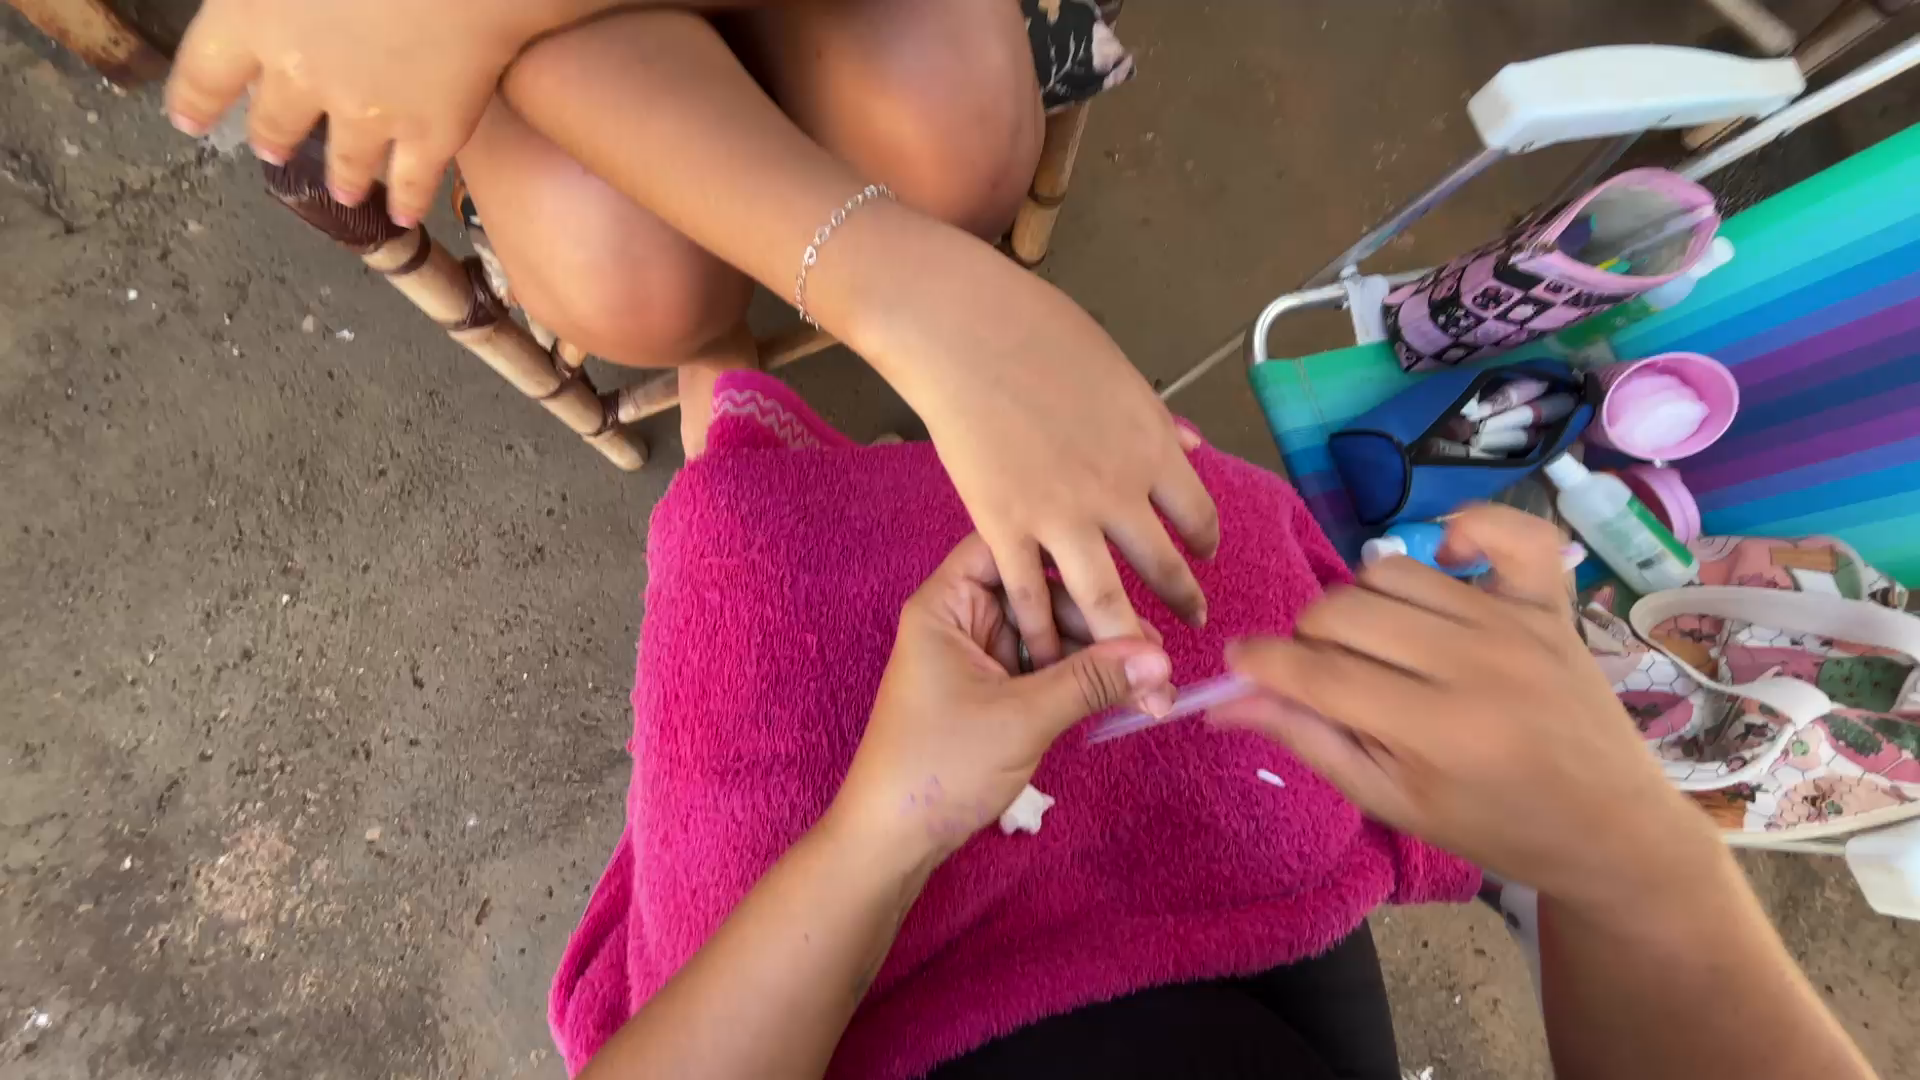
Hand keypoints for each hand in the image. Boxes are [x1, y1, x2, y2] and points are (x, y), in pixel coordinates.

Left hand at [164, 0, 581, 225]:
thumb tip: (250, 5)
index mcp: (252, 19)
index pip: (206, 71)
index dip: (196, 100)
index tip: (188, 122)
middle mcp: (304, 79)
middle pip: (279, 123)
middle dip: (275, 141)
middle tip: (275, 157)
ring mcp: (372, 117)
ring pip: (350, 162)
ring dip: (345, 179)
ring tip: (347, 194)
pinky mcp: (431, 139)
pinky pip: (415, 182)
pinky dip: (408, 202)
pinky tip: (406, 216)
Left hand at [835, 535, 1173, 859]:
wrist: (894, 840)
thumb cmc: (941, 764)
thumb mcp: (1021, 717)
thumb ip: (1091, 681)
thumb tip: (1162, 658)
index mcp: (946, 604)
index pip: (1003, 547)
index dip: (1055, 548)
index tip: (1115, 563)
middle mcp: (962, 620)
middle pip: (1036, 595)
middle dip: (1094, 623)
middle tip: (1154, 651)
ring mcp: (980, 656)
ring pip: (1047, 636)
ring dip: (1095, 658)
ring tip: (1152, 681)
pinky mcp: (994, 691)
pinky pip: (1044, 669)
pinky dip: (1079, 681)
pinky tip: (1125, 694)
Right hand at [864, 244, 1217, 667]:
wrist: (967, 332)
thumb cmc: (1042, 333)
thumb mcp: (1119, 372)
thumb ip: (1156, 421)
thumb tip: (1194, 446)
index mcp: (1152, 448)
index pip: (1197, 514)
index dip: (1205, 542)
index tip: (1204, 554)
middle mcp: (1117, 494)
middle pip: (1162, 568)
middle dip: (1182, 602)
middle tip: (1191, 624)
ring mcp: (1060, 518)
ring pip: (1104, 600)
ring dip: (1126, 636)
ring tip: (1138, 662)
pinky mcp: (1004, 529)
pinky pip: (1031, 596)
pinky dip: (1046, 634)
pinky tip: (1056, 658)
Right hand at [1217, 504, 1721, 914]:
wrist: (1615, 833)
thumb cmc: (1489, 825)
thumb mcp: (1384, 799)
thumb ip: (1303, 738)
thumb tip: (1222, 703)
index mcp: (1438, 730)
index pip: (1316, 674)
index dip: (1259, 663)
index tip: (1235, 664)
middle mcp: (1477, 664)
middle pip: (1341, 613)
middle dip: (1305, 639)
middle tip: (1322, 673)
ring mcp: (1517, 625)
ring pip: (1389, 573)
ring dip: (1358, 603)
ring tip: (1374, 642)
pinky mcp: (1550, 604)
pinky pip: (1508, 533)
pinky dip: (1467, 529)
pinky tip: (1444, 558)